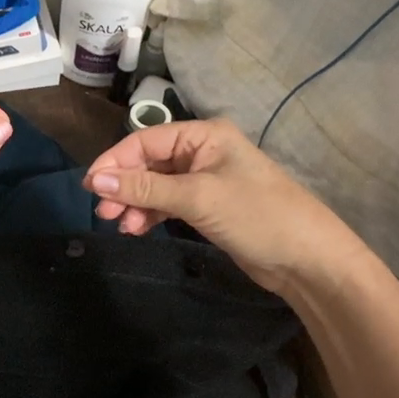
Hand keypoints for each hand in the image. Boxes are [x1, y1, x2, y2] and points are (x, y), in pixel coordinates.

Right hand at [82, 119, 371, 296]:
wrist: (309, 261)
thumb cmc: (256, 216)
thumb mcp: (196, 198)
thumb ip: (144, 188)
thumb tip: (95, 180)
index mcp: (204, 136)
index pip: (145, 140)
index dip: (114, 161)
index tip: (90, 186)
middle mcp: (203, 152)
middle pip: (148, 163)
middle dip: (123, 186)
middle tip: (103, 213)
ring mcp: (205, 180)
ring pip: (155, 185)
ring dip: (134, 203)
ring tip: (121, 227)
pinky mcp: (207, 206)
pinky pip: (167, 203)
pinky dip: (150, 214)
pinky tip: (136, 229)